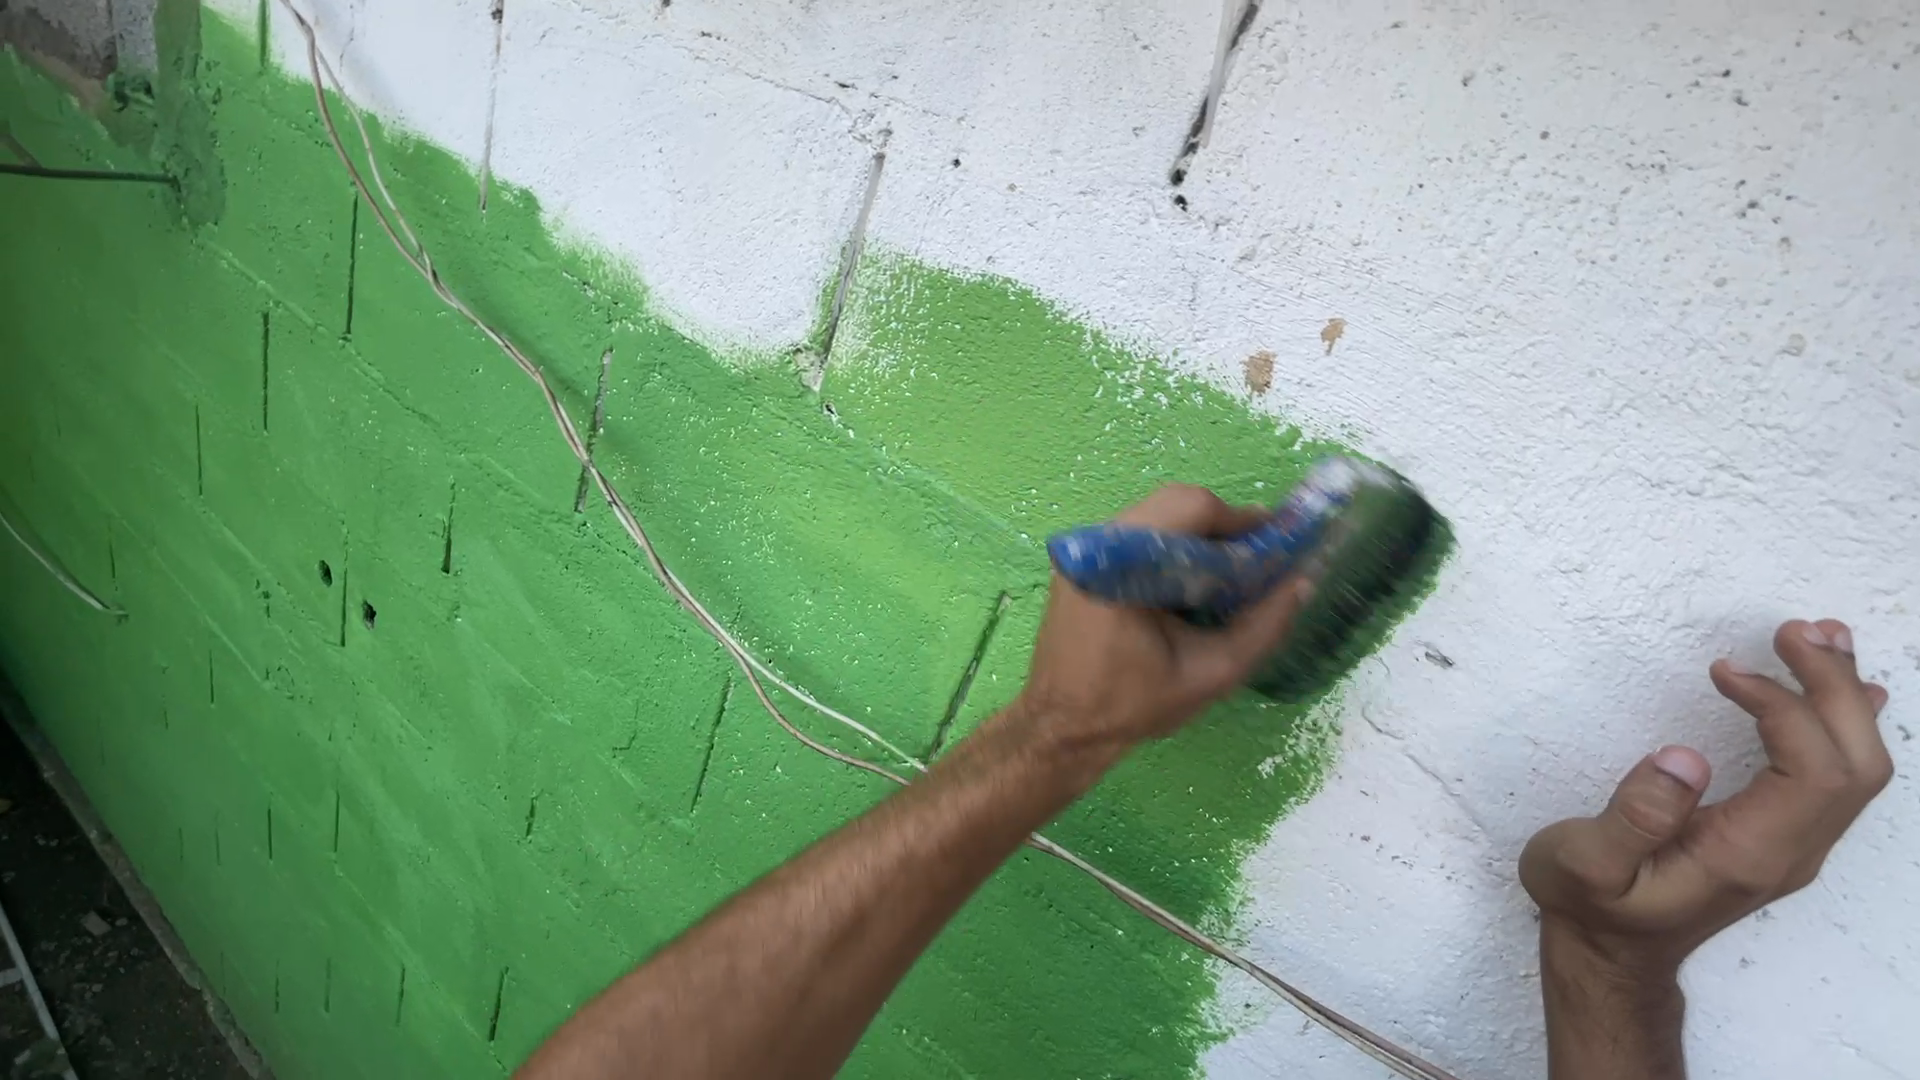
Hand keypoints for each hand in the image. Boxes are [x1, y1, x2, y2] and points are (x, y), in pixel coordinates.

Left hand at [1015, 484, 1315, 754]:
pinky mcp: (1080, 563)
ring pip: (1156, 516)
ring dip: (1198, 536)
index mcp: (1116, 564)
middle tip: (1258, 559)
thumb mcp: (1211, 673)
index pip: (1189, 509)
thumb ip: (1263, 627)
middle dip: (1223, 527)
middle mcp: (1093, 544)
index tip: (1279, 541)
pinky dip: (1172, 547)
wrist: (1061, 725)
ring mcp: (1082, 550)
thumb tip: (1303, 581)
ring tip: (1232, 571)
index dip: (1240, 521)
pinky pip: (1136, 536)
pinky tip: (1194, 579)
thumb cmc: (1131, 705)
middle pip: (1173, 504)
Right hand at [1521, 619, 1893, 981]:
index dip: (1781, 707)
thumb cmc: (1586, 904)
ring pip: (1854, 768)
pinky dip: (1836, 725)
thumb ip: (1634, 816)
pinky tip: (1837, 698)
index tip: (1721, 668)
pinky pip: (1833, 777)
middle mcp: (1789, 849)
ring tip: (1821, 640)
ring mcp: (1788, 845)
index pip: (1811, 771)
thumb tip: (1682, 757)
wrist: (1607, 951)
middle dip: (1833, 689)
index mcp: (1749, 852)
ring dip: (1843, 700)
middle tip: (1798, 629)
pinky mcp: (1772, 836)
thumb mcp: (1585, 863)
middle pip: (1855, 764)